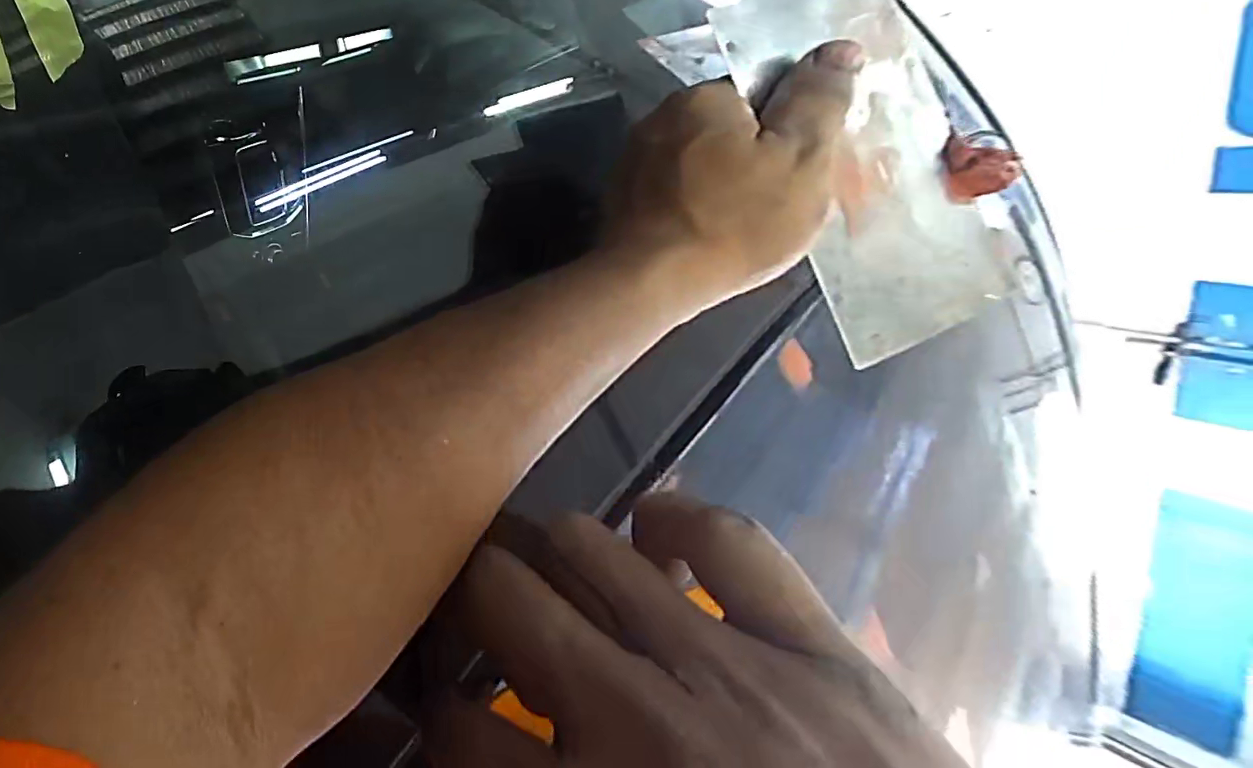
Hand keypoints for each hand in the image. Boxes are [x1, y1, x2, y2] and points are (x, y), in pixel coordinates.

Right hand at [422, 493, 962, 767]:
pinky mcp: (828, 653)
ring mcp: (736, 670)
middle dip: (467, 602)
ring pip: (581, 541)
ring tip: (555, 588)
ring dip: (548, 561)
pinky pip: (726, 538)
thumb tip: (481, 758)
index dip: (442, 715)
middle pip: (498, 591)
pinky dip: (673, 525)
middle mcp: (642, 720)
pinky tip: (651, 544)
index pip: (457, 726)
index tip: (452, 717)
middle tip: (477, 626)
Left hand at [605, 41, 861, 307]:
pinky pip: (678, 187)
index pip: (764, 91)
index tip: (813, 160)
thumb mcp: (801, 156)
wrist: (651, 279)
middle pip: (731, 127)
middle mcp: (658, 119)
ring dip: (733, 181)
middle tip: (791, 197)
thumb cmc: (734, 220)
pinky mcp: (625, 194)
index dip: (796, 124)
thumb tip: (837, 51)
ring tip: (757, 221)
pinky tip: (718, 230)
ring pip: (704, 160)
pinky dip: (702, 202)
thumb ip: (818, 100)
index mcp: (700, 98)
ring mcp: (635, 158)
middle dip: (764, 155)